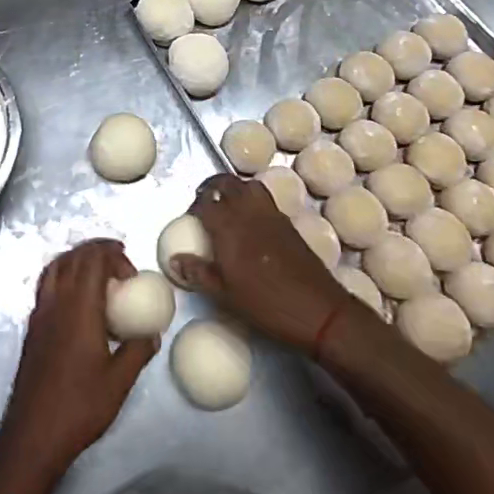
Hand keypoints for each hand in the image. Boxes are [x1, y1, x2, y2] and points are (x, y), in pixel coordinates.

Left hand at [0, 239, 157, 468]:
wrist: (33, 436)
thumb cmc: (79, 406)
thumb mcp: (120, 381)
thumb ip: (139, 350)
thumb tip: (153, 333)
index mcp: (79, 308)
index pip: (93, 260)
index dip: (113, 255)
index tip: (131, 274)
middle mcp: (56, 302)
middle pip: (73, 257)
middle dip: (97, 251)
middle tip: (119, 261)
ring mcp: (39, 314)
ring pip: (55, 267)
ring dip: (78, 259)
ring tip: (98, 271)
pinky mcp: (32, 328)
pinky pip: (46, 285)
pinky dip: (64, 275)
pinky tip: (78, 299)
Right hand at [170, 174, 353, 353]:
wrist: (319, 310)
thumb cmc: (266, 305)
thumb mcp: (224, 295)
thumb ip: (197, 272)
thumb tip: (175, 260)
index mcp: (229, 227)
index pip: (206, 201)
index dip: (195, 205)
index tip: (190, 217)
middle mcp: (250, 213)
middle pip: (228, 183)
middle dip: (213, 185)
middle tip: (204, 199)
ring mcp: (272, 215)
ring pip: (250, 185)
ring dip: (235, 188)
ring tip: (227, 204)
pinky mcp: (288, 223)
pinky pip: (266, 199)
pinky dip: (253, 199)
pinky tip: (251, 221)